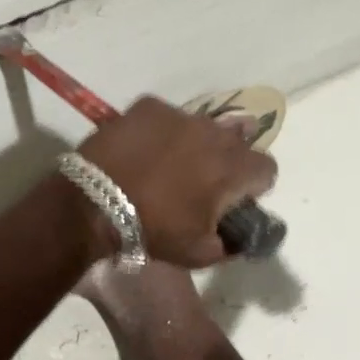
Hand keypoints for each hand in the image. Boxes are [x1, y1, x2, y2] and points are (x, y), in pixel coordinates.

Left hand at [77, 96, 277, 266]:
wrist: (93, 203)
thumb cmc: (152, 230)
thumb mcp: (199, 253)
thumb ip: (230, 245)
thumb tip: (238, 239)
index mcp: (234, 167)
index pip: (266, 169)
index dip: (252, 187)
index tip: (231, 202)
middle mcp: (214, 132)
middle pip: (235, 142)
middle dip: (223, 161)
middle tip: (197, 184)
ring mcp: (179, 114)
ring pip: (199, 126)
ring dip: (191, 144)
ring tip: (165, 165)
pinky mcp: (146, 106)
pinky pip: (164, 117)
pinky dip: (158, 132)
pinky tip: (140, 150)